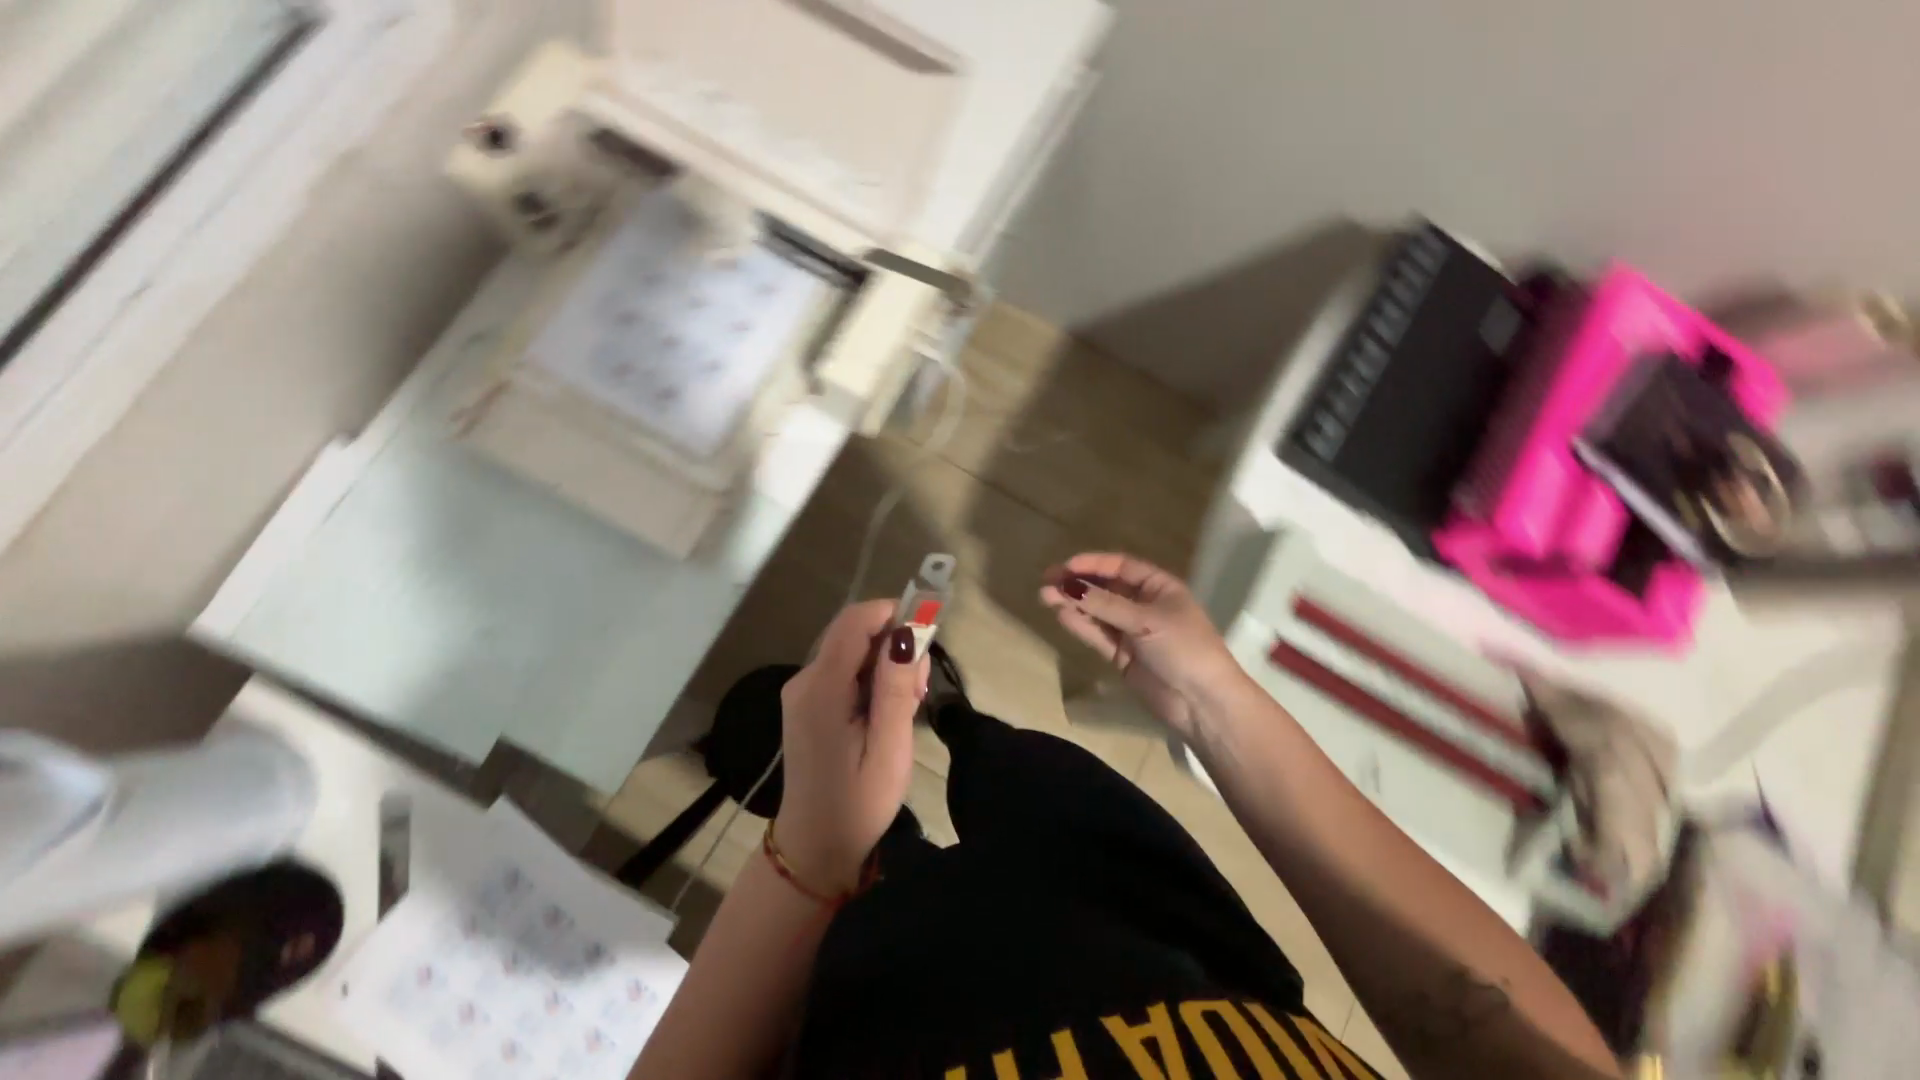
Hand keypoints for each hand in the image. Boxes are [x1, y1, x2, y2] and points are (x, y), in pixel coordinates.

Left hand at [774, 600, 928, 893]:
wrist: (815, 847)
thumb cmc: (858, 803)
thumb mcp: (889, 747)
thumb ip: (897, 686)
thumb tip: (908, 632)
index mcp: (821, 688)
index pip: (855, 620)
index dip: (894, 614)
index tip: (928, 638)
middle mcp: (805, 680)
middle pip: (855, 633)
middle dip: (895, 646)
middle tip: (921, 691)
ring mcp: (802, 692)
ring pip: (852, 651)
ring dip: (886, 665)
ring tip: (909, 707)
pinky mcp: (807, 705)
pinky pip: (844, 672)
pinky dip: (871, 680)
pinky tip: (887, 713)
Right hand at [1040, 552, 1248, 735]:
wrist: (1202, 702)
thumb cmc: (1183, 648)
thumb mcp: (1146, 620)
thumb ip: (1105, 604)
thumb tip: (1068, 585)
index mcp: (1160, 587)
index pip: (1121, 566)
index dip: (1093, 564)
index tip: (1065, 566)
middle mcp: (1144, 606)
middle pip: (1106, 588)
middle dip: (1078, 583)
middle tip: (1046, 581)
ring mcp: (1132, 632)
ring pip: (1098, 612)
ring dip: (1074, 603)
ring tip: (1045, 596)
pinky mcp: (1122, 656)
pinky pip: (1098, 635)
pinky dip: (1081, 625)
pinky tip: (1062, 614)